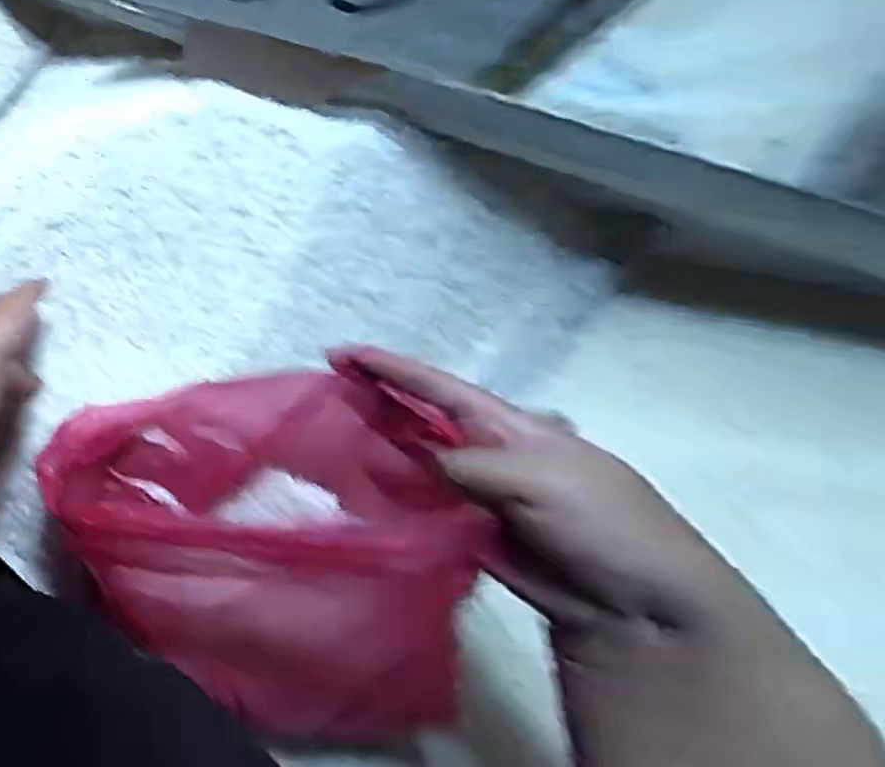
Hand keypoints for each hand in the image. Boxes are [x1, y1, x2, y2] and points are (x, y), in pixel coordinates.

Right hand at [328, 345, 744, 631]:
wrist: (644, 613)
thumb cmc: (603, 524)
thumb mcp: (534, 478)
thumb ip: (457, 462)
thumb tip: (392, 455)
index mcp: (508, 424)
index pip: (436, 386)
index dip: (388, 368)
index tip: (338, 354)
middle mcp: (483, 449)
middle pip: (415, 415)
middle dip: (371, 399)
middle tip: (324, 392)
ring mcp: (471, 489)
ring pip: (408, 456)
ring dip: (370, 444)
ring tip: (326, 434)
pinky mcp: (461, 526)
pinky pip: (412, 498)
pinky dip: (383, 489)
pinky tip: (351, 481)